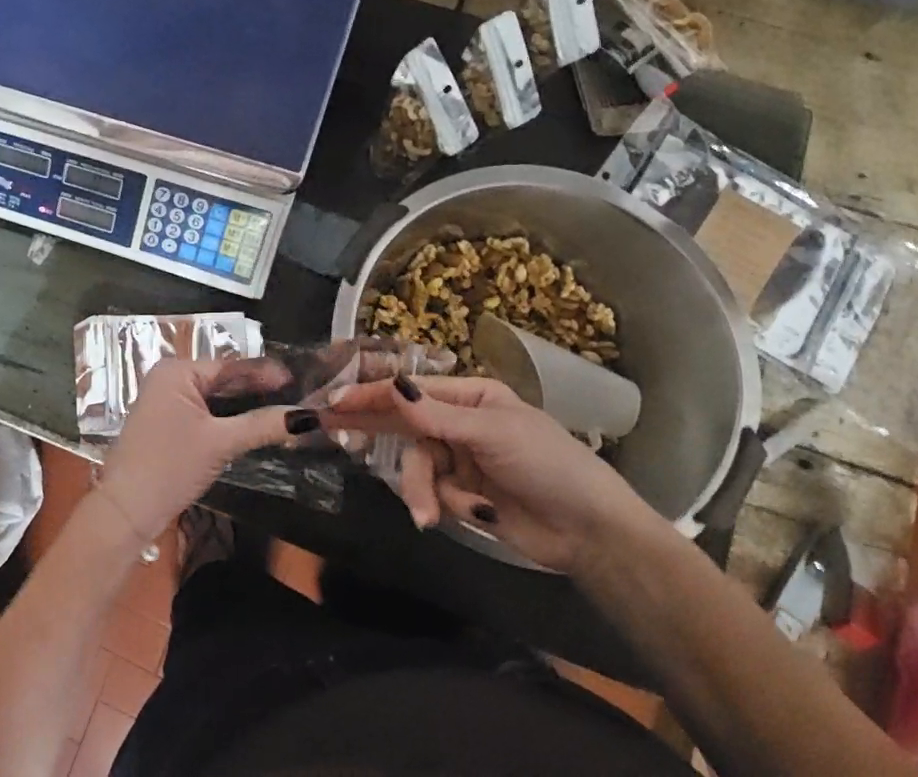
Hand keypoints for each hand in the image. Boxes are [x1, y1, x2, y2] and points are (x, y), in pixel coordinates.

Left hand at [96, 359, 304, 541]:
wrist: (127, 508)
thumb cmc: (171, 466)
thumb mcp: (220, 442)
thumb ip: (262, 425)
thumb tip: (307, 416)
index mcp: (176, 371)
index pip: (230, 366)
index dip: (265, 373)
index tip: (298, 380)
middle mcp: (168, 379)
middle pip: (222, 380)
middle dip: (257, 391)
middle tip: (297, 397)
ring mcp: (165, 402)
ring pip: (214, 399)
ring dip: (244, 408)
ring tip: (283, 410)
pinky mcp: (167, 424)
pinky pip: (204, 414)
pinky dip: (227, 420)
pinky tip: (253, 427)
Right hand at [323, 376, 661, 572]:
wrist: (589, 531)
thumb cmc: (547, 465)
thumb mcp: (491, 433)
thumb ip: (435, 415)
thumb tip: (392, 386)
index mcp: (471, 398)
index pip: (411, 391)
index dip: (372, 394)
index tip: (335, 400)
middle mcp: (460, 424)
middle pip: (404, 425)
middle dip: (374, 432)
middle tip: (328, 429)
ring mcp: (460, 461)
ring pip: (416, 467)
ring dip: (421, 490)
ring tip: (429, 515)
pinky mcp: (462, 496)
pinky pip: (431, 493)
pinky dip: (444, 504)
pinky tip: (475, 513)